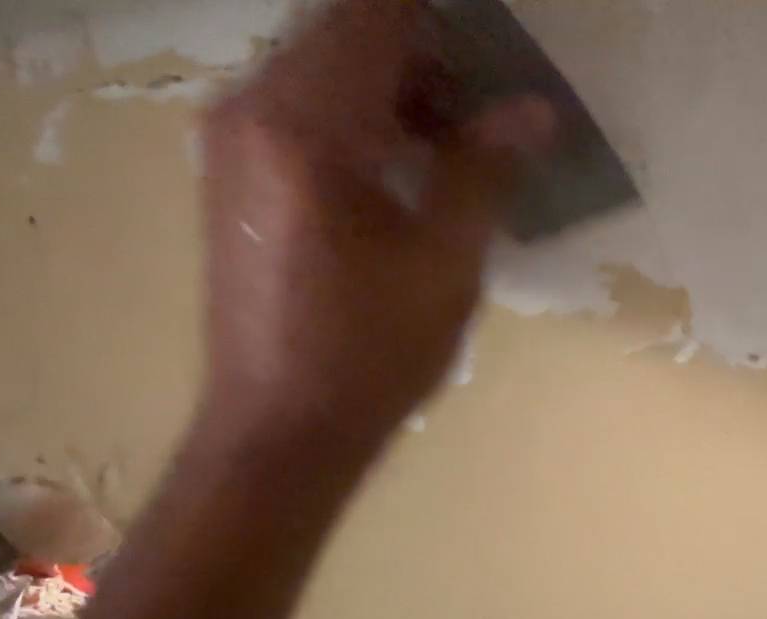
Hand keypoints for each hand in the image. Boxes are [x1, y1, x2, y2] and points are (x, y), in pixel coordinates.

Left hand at [198, 0, 553, 452]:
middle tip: (484, 100)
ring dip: (390, 84)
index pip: (375, 13)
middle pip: (342, 31)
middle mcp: (249, 108)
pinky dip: (355, 115)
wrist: (280, 429)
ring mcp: (231, 140)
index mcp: (303, 124)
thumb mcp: (444, 266)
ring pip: (318, 67)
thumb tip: (535, 110)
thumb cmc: (369, 354)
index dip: (440, 21)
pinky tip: (400, 167)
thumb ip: (483, 172)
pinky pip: (297, 108)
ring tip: (453, 139)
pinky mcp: (233, 174)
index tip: (494, 44)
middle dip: (420, 50)